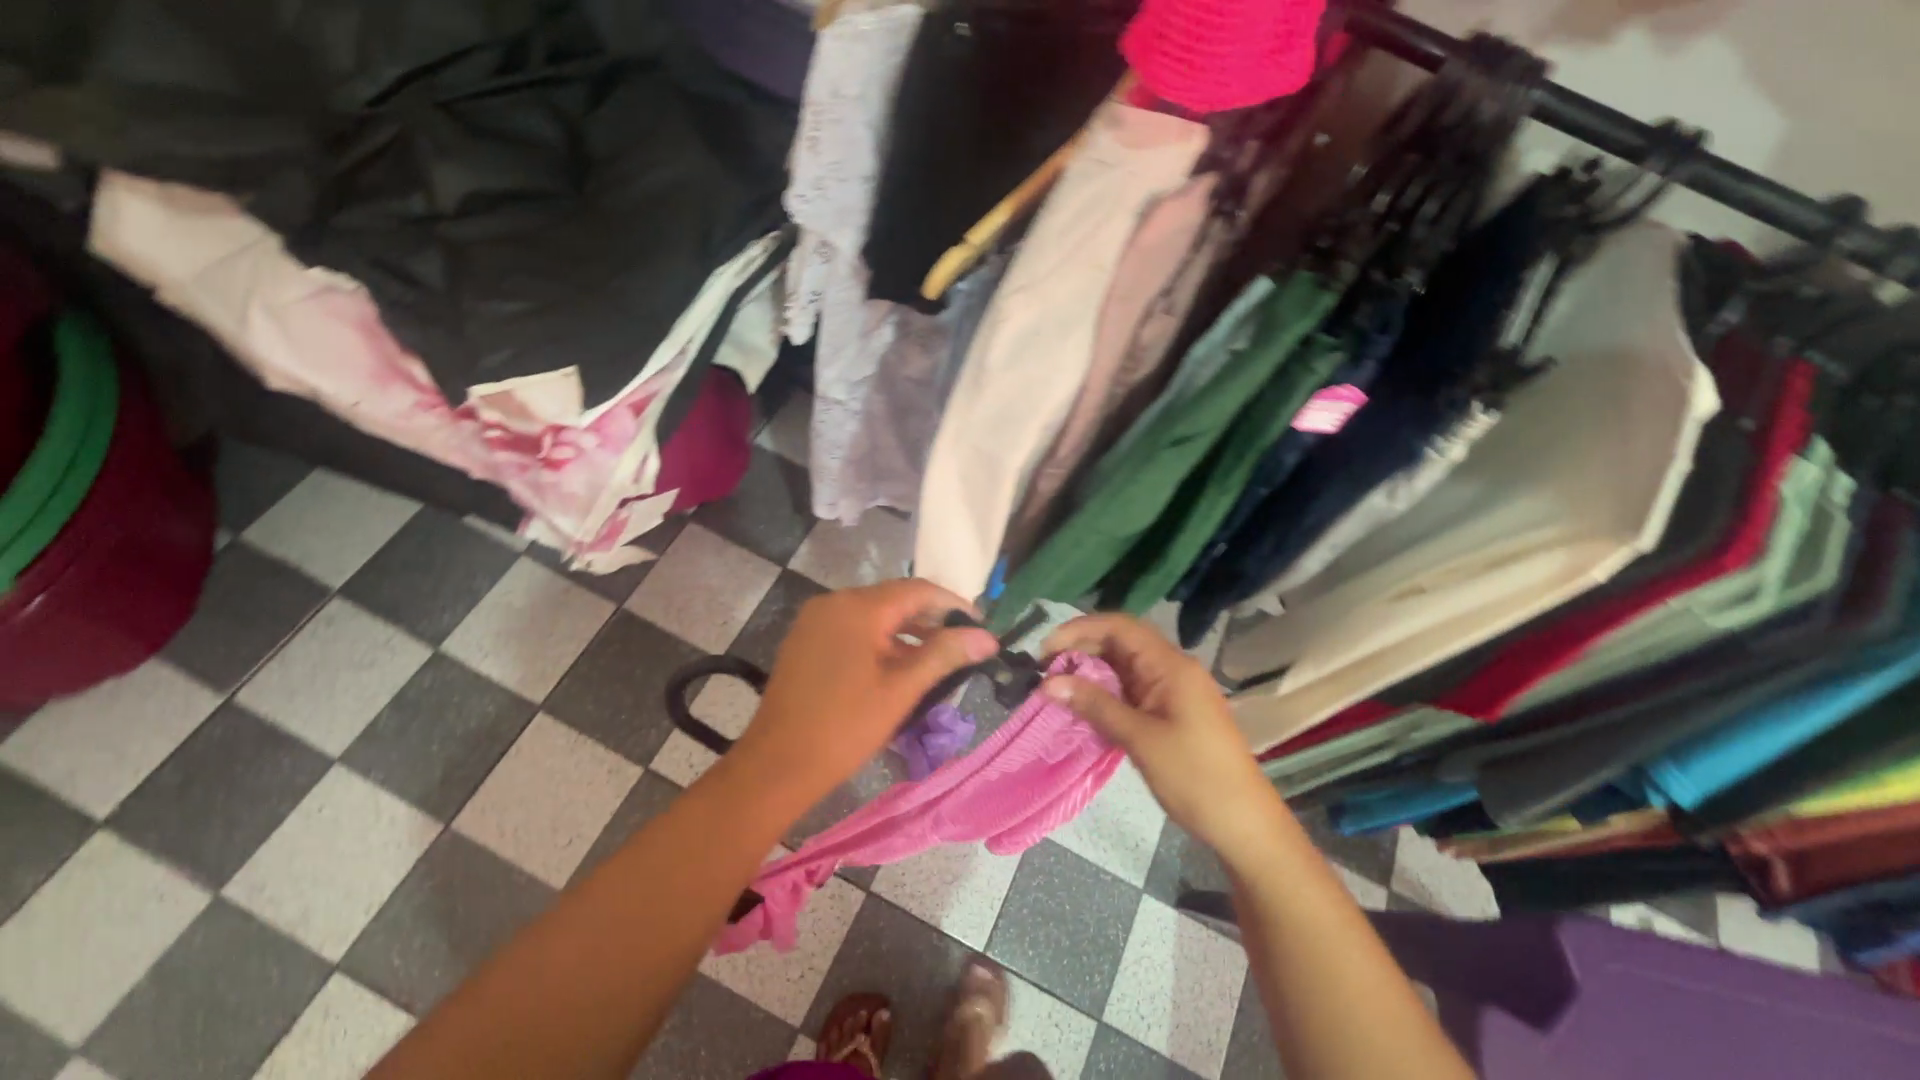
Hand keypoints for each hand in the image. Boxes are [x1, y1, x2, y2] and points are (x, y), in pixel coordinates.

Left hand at [734, 580, 997, 796]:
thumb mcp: (902, 690)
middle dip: (932, 620)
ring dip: (907, 633)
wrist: (778, 764)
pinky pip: (852, 630)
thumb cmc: (845, 727)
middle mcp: (834, 602)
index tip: (982, 628)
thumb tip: (987, 637)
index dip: (954, 606)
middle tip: (963, 645)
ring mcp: (815, 621)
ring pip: (873, 615)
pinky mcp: (805, 642)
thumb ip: (945, 655)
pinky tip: (898, 668)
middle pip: (895, 599)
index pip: (918, 590)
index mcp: (858, 607)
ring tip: (937, 661)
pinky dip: (880, 642)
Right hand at [1042, 615, 1284, 857]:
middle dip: (1081, 651)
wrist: (1243, 822)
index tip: (1045, 651)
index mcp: (1170, 666)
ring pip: (1124, 670)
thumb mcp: (1140, 739)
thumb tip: (1049, 683)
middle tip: (1044, 674)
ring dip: (1091, 675)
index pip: (1119, 627)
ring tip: (1056, 691)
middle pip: (1121, 644)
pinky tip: (1083, 711)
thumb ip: (1095, 705)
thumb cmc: (1195, 777)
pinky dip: (1106, 696)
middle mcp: (1172, 670)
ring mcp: (1173, 693)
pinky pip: (1132, 693)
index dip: (1079, 630)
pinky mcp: (1172, 714)